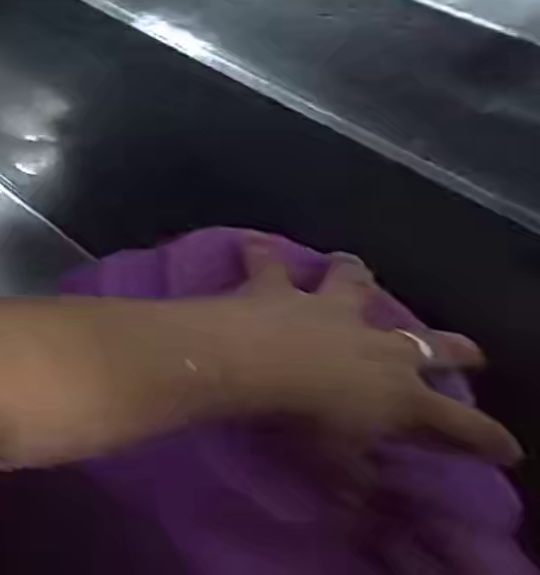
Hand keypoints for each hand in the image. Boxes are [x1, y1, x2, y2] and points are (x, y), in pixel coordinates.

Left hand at [205, 238, 520, 464]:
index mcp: (408, 400)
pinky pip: (266, 262)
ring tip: (351, 263)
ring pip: (354, 285)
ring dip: (354, 275)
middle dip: (452, 348)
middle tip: (465, 347)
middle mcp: (380, 348)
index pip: (470, 428)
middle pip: (433, 346)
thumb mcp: (332, 462)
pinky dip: (260, 251)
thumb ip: (350, 479)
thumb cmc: (297, 417)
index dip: (489, 440)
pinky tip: (253, 240)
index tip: (502, 448)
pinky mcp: (275, 287)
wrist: (248, 358)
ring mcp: (328, 310)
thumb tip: (356, 508)